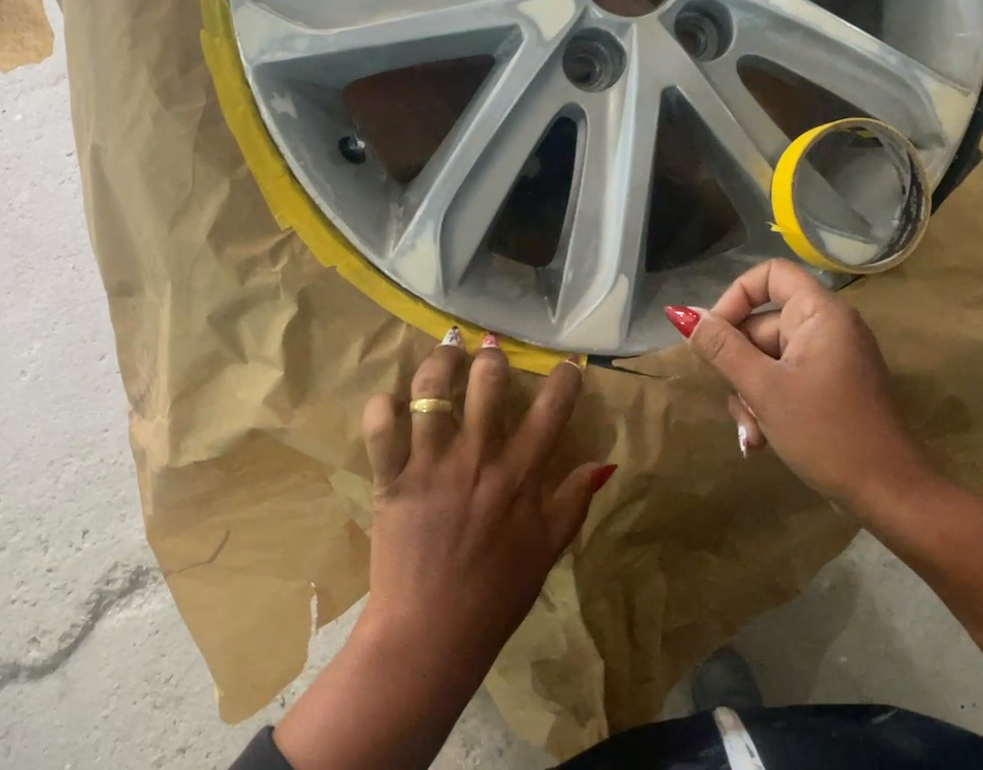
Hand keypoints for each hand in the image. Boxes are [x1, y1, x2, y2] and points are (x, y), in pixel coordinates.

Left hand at [274, 334, 610, 769]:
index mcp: (520, 477)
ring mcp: (431, 466)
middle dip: (491, 357)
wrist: (432, 632)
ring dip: (439, 363)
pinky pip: (380, 429)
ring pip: (432, 393)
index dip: (563, 380)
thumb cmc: (496, 594)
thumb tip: (602, 462)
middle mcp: (477, 460)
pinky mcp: (391, 480)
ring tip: (444, 353)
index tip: (566, 366)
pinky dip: (382, 408)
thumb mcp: (547, 549)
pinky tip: (390, 401)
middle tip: (488, 350)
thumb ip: (574, 500)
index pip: (551, 411)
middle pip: (486, 384)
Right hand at [670, 259, 938, 510]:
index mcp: (820, 315)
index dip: (735, 297)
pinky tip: (762, 440)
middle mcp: (828, 328)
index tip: (714, 334)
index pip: (769, 275)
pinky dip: (768, 406)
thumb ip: (721, 347)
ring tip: (753, 435)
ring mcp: (831, 360)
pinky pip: (785, 381)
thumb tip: (681, 313)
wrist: (887, 493)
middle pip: (761, 325)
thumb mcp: (763, 388)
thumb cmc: (825, 432)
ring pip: (767, 360)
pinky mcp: (830, 388)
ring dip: (750, 396)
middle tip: (738, 405)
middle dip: (738, 368)